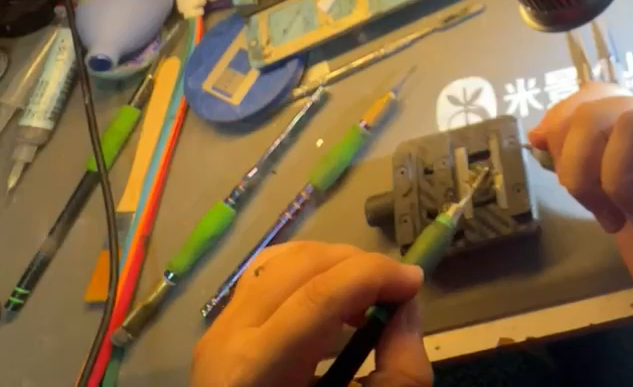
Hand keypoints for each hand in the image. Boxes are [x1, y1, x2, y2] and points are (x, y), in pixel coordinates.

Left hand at [191, 241, 430, 386]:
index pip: (318, 296)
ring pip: (283, 259)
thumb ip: (401, 372)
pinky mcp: (221, 330)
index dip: (374, 276)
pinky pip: (267, 275)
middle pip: (301, 267)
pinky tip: (333, 301)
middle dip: (358, 265)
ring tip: (365, 296)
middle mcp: (224, 343)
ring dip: (334, 264)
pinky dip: (309, 273)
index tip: (415, 283)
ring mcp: (217, 332)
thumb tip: (408, 306)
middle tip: (395, 289)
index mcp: (252, 373)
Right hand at [530, 84, 632, 386]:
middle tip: (616, 220)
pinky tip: (547, 149)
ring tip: (598, 204)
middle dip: (588, 170)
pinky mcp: (623, 158)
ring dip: (572, 161)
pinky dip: (559, 132)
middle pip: (600, 111)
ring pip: (585, 111)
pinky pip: (583, 118)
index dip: (619, 176)